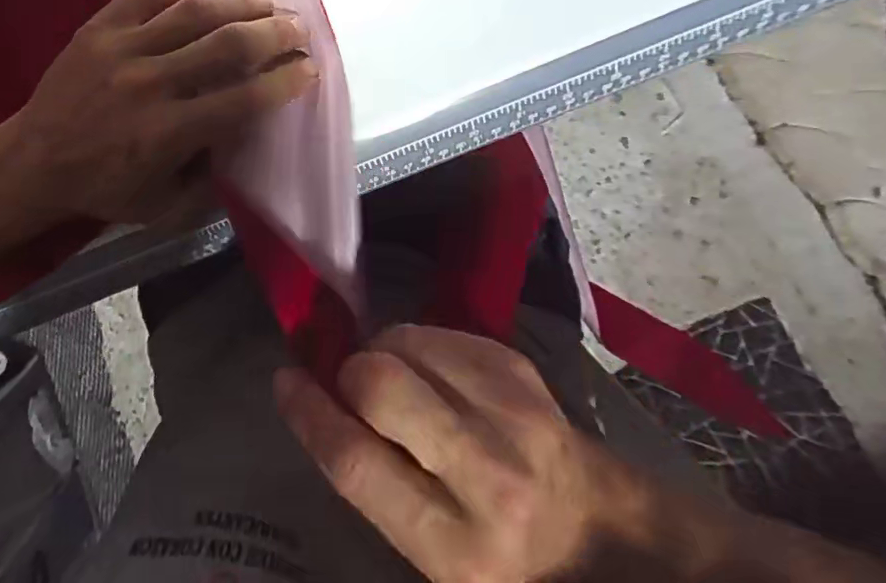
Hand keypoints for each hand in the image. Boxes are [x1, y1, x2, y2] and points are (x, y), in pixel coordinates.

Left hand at [0, 0, 317, 229]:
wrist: (33, 162)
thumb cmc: (103, 188)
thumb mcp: (163, 204)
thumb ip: (209, 173)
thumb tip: (243, 130)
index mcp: (170, 132)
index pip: (246, 99)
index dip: (287, 80)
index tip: (308, 69)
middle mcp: (151, 84)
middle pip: (228, 45)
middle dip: (276, 32)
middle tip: (298, 27)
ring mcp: (121, 49)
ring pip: (192, 10)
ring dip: (238, 1)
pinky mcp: (97, 28)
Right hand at [274, 326, 637, 582]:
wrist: (600, 532)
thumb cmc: (500, 556)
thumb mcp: (430, 554)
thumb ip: (371, 479)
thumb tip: (311, 393)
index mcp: (457, 546)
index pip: (356, 464)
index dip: (310, 414)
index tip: (285, 381)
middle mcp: (490, 476)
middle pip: (380, 385)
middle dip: (351, 376)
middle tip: (355, 390)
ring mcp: (512, 411)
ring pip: (403, 343)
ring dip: (382, 353)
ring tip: (400, 382)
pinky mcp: (518, 367)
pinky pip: (431, 330)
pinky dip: (413, 344)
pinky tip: (432, 374)